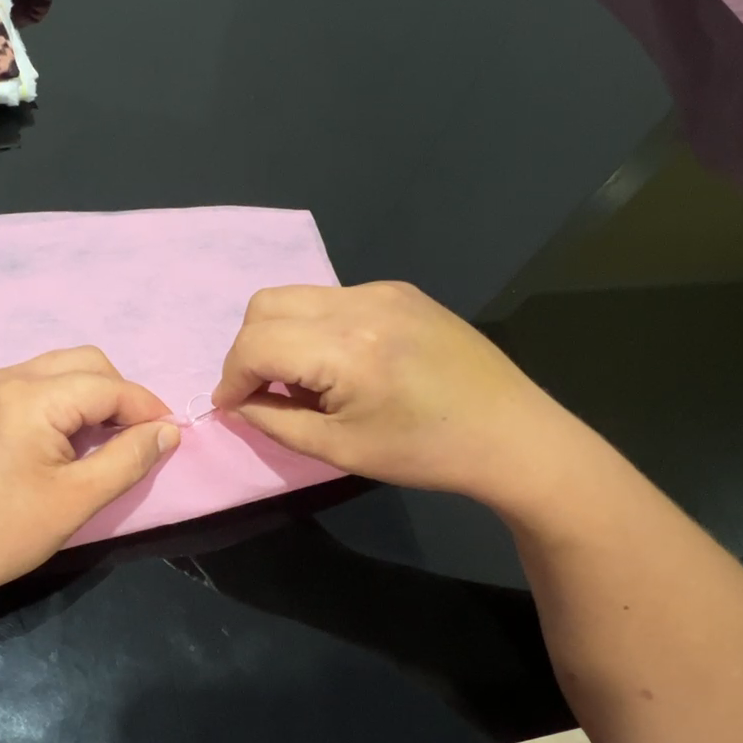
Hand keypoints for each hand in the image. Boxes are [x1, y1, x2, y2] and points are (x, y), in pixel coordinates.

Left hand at [0, 346, 180, 596]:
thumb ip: (129, 458)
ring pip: (57, 368)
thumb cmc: (5, 533)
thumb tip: (167, 431)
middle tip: (137, 436)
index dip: (146, 407)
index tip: (170, 434)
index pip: (106, 386)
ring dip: (90, 395)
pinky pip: (30, 383)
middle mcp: (5, 378)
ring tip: (104, 437)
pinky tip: (65, 436)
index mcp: (30, 398)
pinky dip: (59, 400)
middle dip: (119, 394)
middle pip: (84, 363)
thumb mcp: (78, 500)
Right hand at [210, 281, 570, 503]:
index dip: (231, 377)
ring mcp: (383, 290)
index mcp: (346, 348)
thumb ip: (275, 422)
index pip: (256, 344)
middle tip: (261, 391)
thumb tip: (237, 403)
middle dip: (248, 349)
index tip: (231, 407)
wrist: (511, 434)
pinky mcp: (401, 290)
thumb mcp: (340, 449)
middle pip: (266, 304)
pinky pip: (332, 298)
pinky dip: (314, 326)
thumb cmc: (425, 452)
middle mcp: (360, 303)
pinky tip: (341, 364)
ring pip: (296, 296)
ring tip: (304, 381)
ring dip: (280, 335)